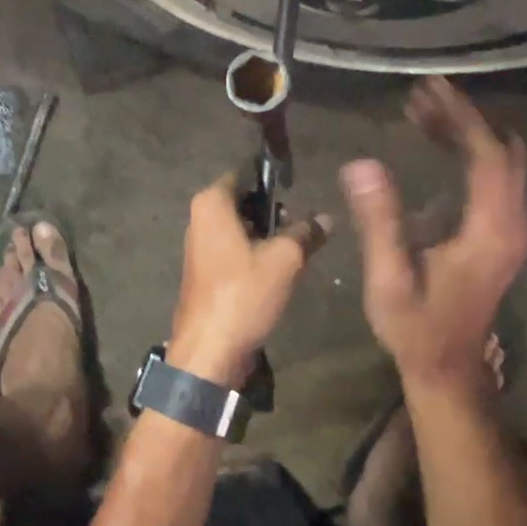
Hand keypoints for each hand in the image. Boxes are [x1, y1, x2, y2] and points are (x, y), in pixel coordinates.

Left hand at [169, 174, 330, 385]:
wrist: (209, 350)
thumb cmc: (243, 293)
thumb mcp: (285, 259)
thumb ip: (306, 233)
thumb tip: (326, 219)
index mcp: (211, 204)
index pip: (245, 175)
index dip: (273, 181)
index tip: (299, 191)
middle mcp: (200, 219)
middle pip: (244, 203)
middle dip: (273, 213)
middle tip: (301, 226)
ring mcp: (200, 248)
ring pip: (242, 230)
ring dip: (267, 238)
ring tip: (296, 251)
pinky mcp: (206, 273)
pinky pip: (235, 252)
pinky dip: (255, 256)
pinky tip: (278, 273)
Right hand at [341, 77, 526, 392]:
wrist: (446, 368)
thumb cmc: (416, 327)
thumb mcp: (389, 278)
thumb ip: (380, 222)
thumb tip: (361, 164)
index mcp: (490, 230)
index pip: (487, 156)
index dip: (462, 117)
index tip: (431, 88)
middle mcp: (511, 224)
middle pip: (501, 151)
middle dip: (465, 117)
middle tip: (422, 93)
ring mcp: (510, 230)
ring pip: (501, 162)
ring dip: (467, 132)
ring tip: (421, 109)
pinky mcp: (500, 235)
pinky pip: (494, 178)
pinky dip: (468, 152)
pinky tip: (435, 143)